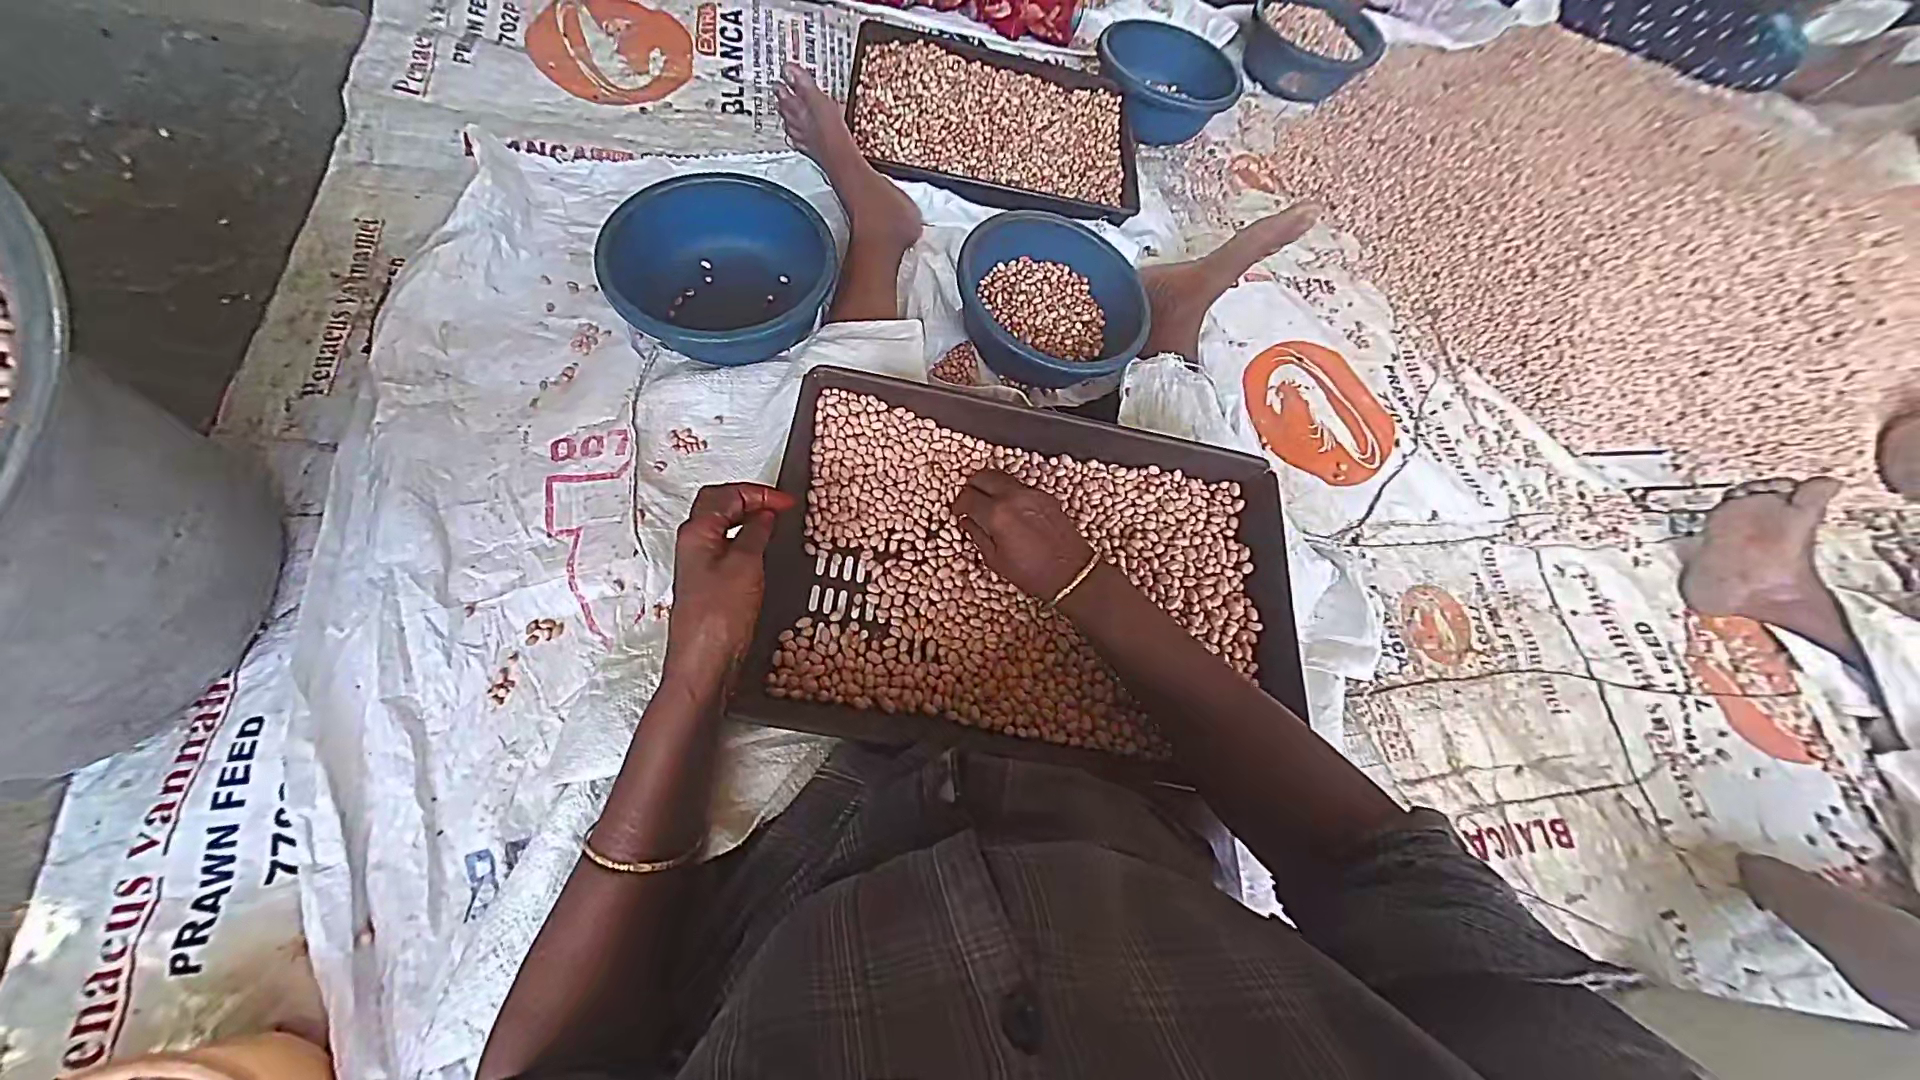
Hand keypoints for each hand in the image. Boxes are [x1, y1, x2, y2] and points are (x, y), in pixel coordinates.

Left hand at [663, 483, 795, 686]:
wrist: (705, 661)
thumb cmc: (719, 616)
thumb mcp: (746, 564)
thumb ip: (755, 533)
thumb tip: (763, 515)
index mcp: (697, 532)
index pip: (725, 495)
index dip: (758, 492)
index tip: (785, 501)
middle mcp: (693, 545)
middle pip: (718, 506)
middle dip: (749, 499)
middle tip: (777, 504)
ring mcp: (700, 565)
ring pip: (723, 527)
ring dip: (747, 518)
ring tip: (774, 521)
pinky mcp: (710, 584)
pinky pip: (728, 549)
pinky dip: (747, 540)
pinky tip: (762, 549)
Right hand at [951, 469, 1094, 598]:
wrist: (1071, 573)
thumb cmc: (1033, 573)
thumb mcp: (995, 559)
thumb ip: (978, 535)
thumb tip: (967, 522)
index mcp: (997, 514)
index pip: (968, 497)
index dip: (958, 505)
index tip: (958, 512)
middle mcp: (1014, 497)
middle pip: (983, 476)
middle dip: (971, 487)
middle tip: (968, 501)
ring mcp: (1032, 494)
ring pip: (1002, 477)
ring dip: (989, 486)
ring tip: (986, 504)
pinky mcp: (1045, 496)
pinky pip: (1019, 486)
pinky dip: (1007, 492)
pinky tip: (1007, 510)